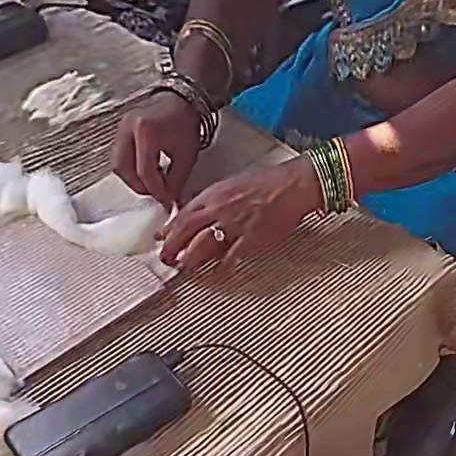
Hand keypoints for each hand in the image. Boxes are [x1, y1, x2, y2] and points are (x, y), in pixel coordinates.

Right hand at [113, 90, 202, 209]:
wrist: (180, 103)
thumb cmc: (185, 126)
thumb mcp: (186, 157)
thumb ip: (176, 181)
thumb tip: (168, 200)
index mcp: (146, 132)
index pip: (144, 171)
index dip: (155, 190)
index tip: (166, 200)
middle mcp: (128, 128)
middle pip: (123, 168)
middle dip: (139, 186)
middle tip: (156, 193)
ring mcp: (121, 128)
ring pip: (117, 163)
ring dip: (132, 178)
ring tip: (153, 182)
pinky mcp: (121, 130)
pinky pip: (119, 155)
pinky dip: (130, 168)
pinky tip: (148, 171)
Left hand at [158, 157, 321, 271]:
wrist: (292, 186)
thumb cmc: (268, 183)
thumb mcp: (233, 184)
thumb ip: (216, 200)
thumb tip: (203, 215)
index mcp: (214, 195)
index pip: (184, 214)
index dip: (170, 229)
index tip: (163, 239)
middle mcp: (219, 210)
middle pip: (187, 231)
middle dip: (173, 247)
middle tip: (167, 260)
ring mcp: (234, 225)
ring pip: (204, 245)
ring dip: (192, 259)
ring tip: (186, 269)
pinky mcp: (251, 238)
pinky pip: (232, 256)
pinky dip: (223, 266)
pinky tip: (219, 273)